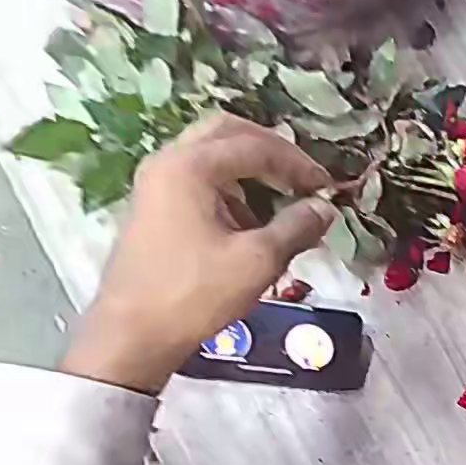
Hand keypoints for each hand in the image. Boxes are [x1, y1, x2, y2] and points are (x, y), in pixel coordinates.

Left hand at [61, 115, 335, 392]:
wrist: (137, 331)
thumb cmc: (197, 292)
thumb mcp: (259, 259)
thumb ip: (297, 226)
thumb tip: (325, 208)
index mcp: (190, 167)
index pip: (256, 147)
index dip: (299, 164)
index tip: (329, 189)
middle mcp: (170, 163)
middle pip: (229, 133)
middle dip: (274, 150)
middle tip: (306, 176)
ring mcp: (160, 183)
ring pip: (215, 154)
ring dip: (255, 168)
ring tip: (288, 198)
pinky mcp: (160, 206)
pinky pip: (205, 179)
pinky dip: (237, 187)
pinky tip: (258, 219)